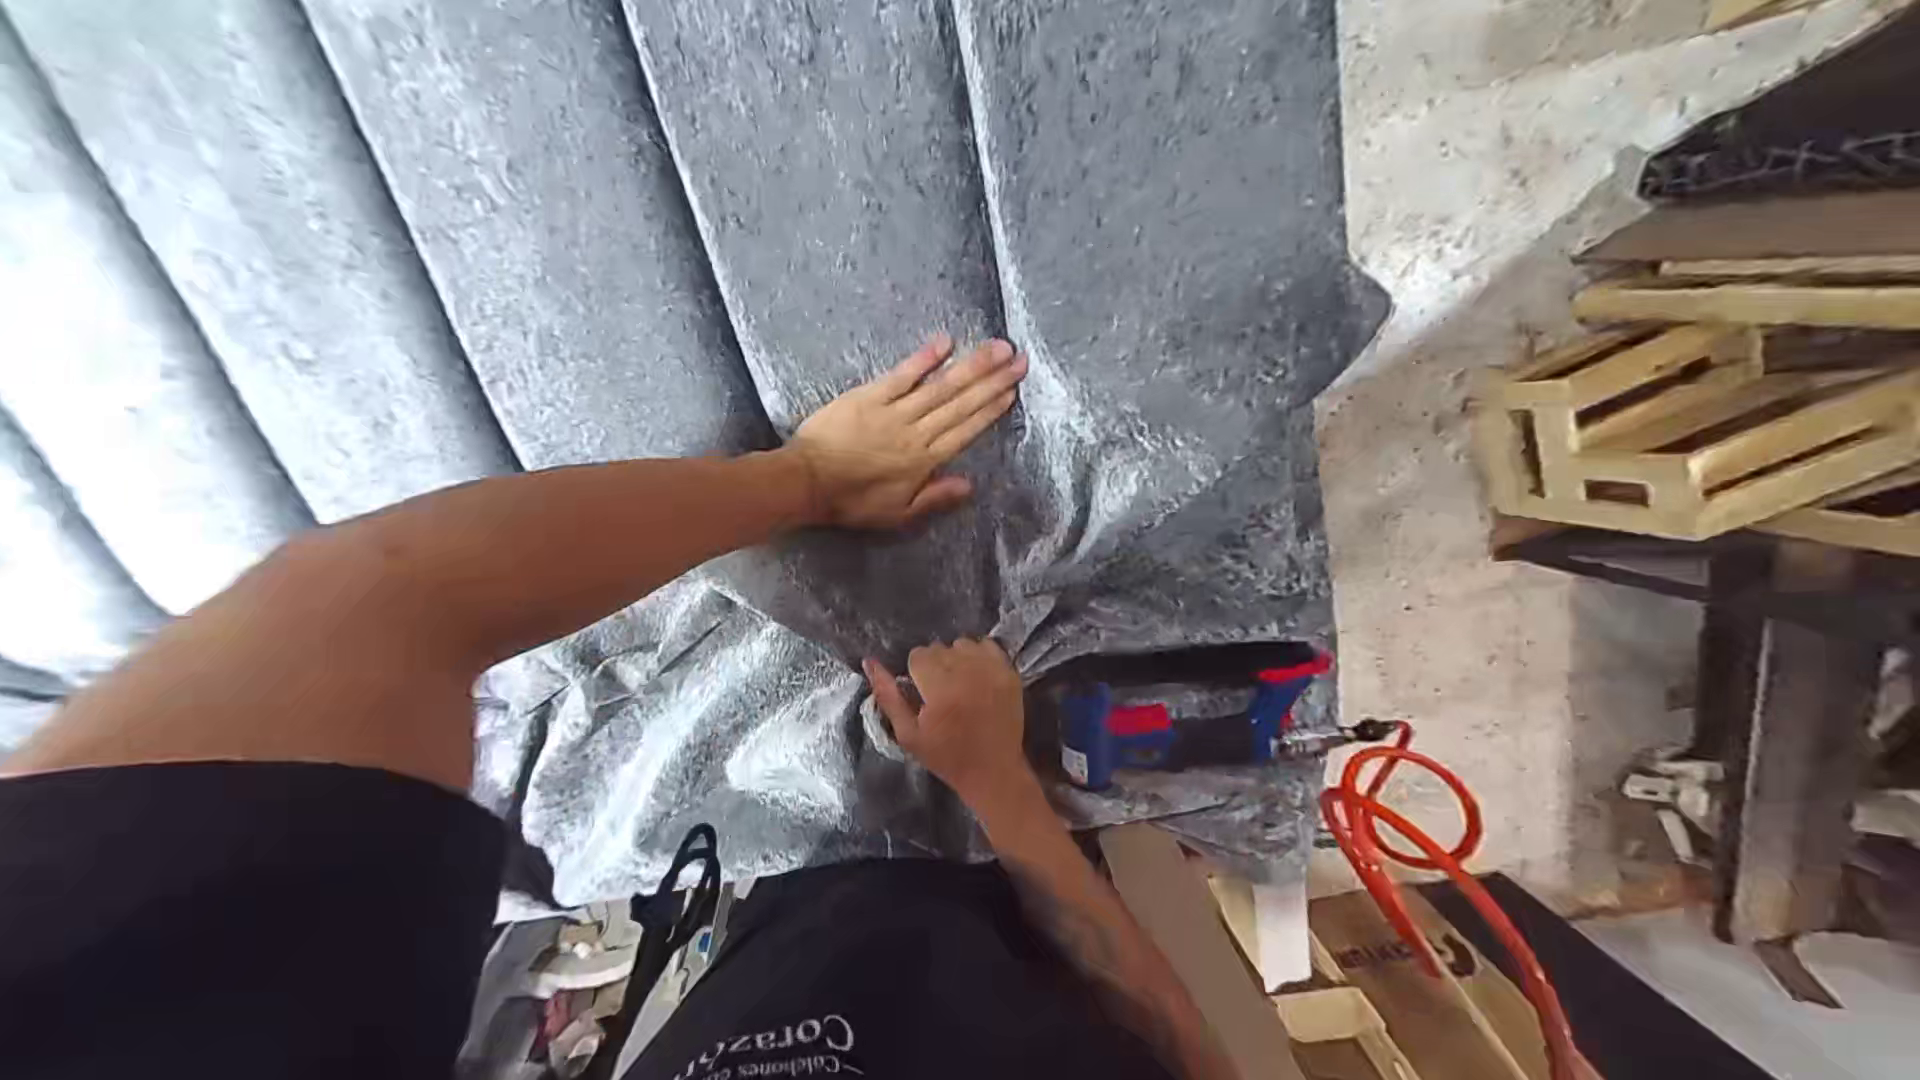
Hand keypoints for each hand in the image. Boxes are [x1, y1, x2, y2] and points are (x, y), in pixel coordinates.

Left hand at [789, 334, 1026, 527]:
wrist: (808, 483)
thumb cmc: (852, 502)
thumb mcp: (898, 514)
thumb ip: (935, 498)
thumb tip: (970, 485)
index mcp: (924, 461)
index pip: (966, 430)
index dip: (991, 410)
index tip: (1012, 391)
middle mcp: (916, 433)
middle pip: (961, 404)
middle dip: (993, 381)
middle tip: (1018, 359)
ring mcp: (893, 411)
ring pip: (941, 387)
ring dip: (971, 366)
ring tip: (997, 348)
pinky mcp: (869, 396)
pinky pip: (902, 375)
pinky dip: (924, 359)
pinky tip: (945, 342)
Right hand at [864, 638, 1034, 809]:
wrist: (993, 770)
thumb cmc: (946, 756)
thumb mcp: (908, 733)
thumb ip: (887, 695)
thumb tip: (869, 661)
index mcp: (941, 689)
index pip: (918, 655)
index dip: (916, 673)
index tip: (923, 692)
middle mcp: (968, 673)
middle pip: (939, 648)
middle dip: (935, 666)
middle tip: (940, 692)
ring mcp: (992, 670)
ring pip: (962, 644)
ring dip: (956, 658)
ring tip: (959, 683)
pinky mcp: (1010, 673)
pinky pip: (988, 646)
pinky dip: (979, 656)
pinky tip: (977, 676)